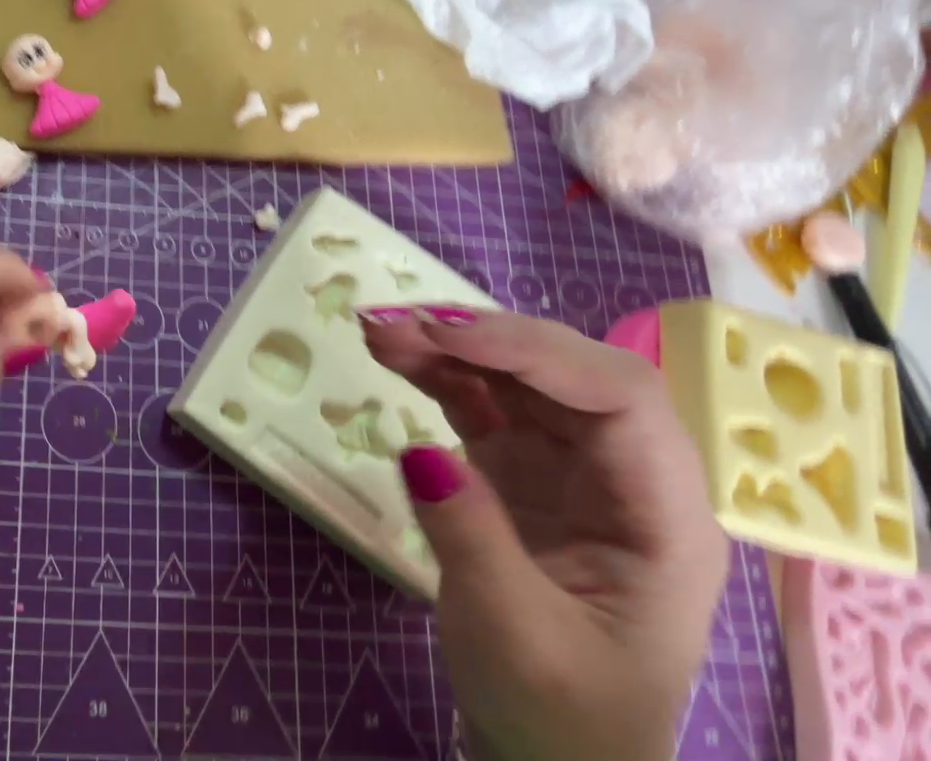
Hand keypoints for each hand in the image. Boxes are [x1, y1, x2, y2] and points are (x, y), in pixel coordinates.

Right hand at [364, 311, 729, 760]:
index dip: (533, 352)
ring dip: (450, 347)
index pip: (616, 398)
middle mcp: (624, 475)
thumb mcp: (513, 633)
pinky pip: (482, 406)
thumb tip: (417, 450)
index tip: (442, 336)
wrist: (548, 750)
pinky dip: (439, 376)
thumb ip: (471, 536)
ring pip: (518, 380)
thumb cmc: (556, 709)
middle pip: (566, 374)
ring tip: (378, 331)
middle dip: (482, 338)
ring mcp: (569, 470)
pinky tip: (398, 359)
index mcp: (663, 516)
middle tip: (394, 323)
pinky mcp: (519, 474)